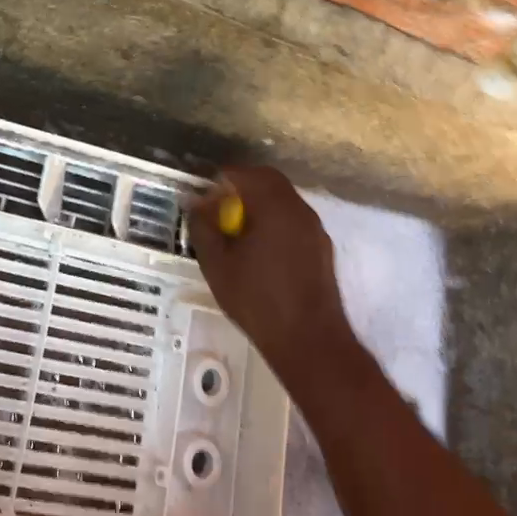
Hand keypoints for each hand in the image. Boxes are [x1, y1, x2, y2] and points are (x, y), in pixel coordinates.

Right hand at [189, 165, 351, 376]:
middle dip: (240, 188)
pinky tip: (261, 253)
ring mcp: (315, 229)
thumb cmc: (258, 300)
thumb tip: (195, 201)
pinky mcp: (321, 248)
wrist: (310, 342)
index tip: (204, 200)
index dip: (219, 180)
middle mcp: (298, 210)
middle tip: (219, 211)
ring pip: (282, 200)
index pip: (243, 173)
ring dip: (258, 205)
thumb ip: (203, 226)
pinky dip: (274, 223)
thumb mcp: (216, 263)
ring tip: (237, 234)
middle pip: (267, 180)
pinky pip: (293, 220)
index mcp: (273, 206)